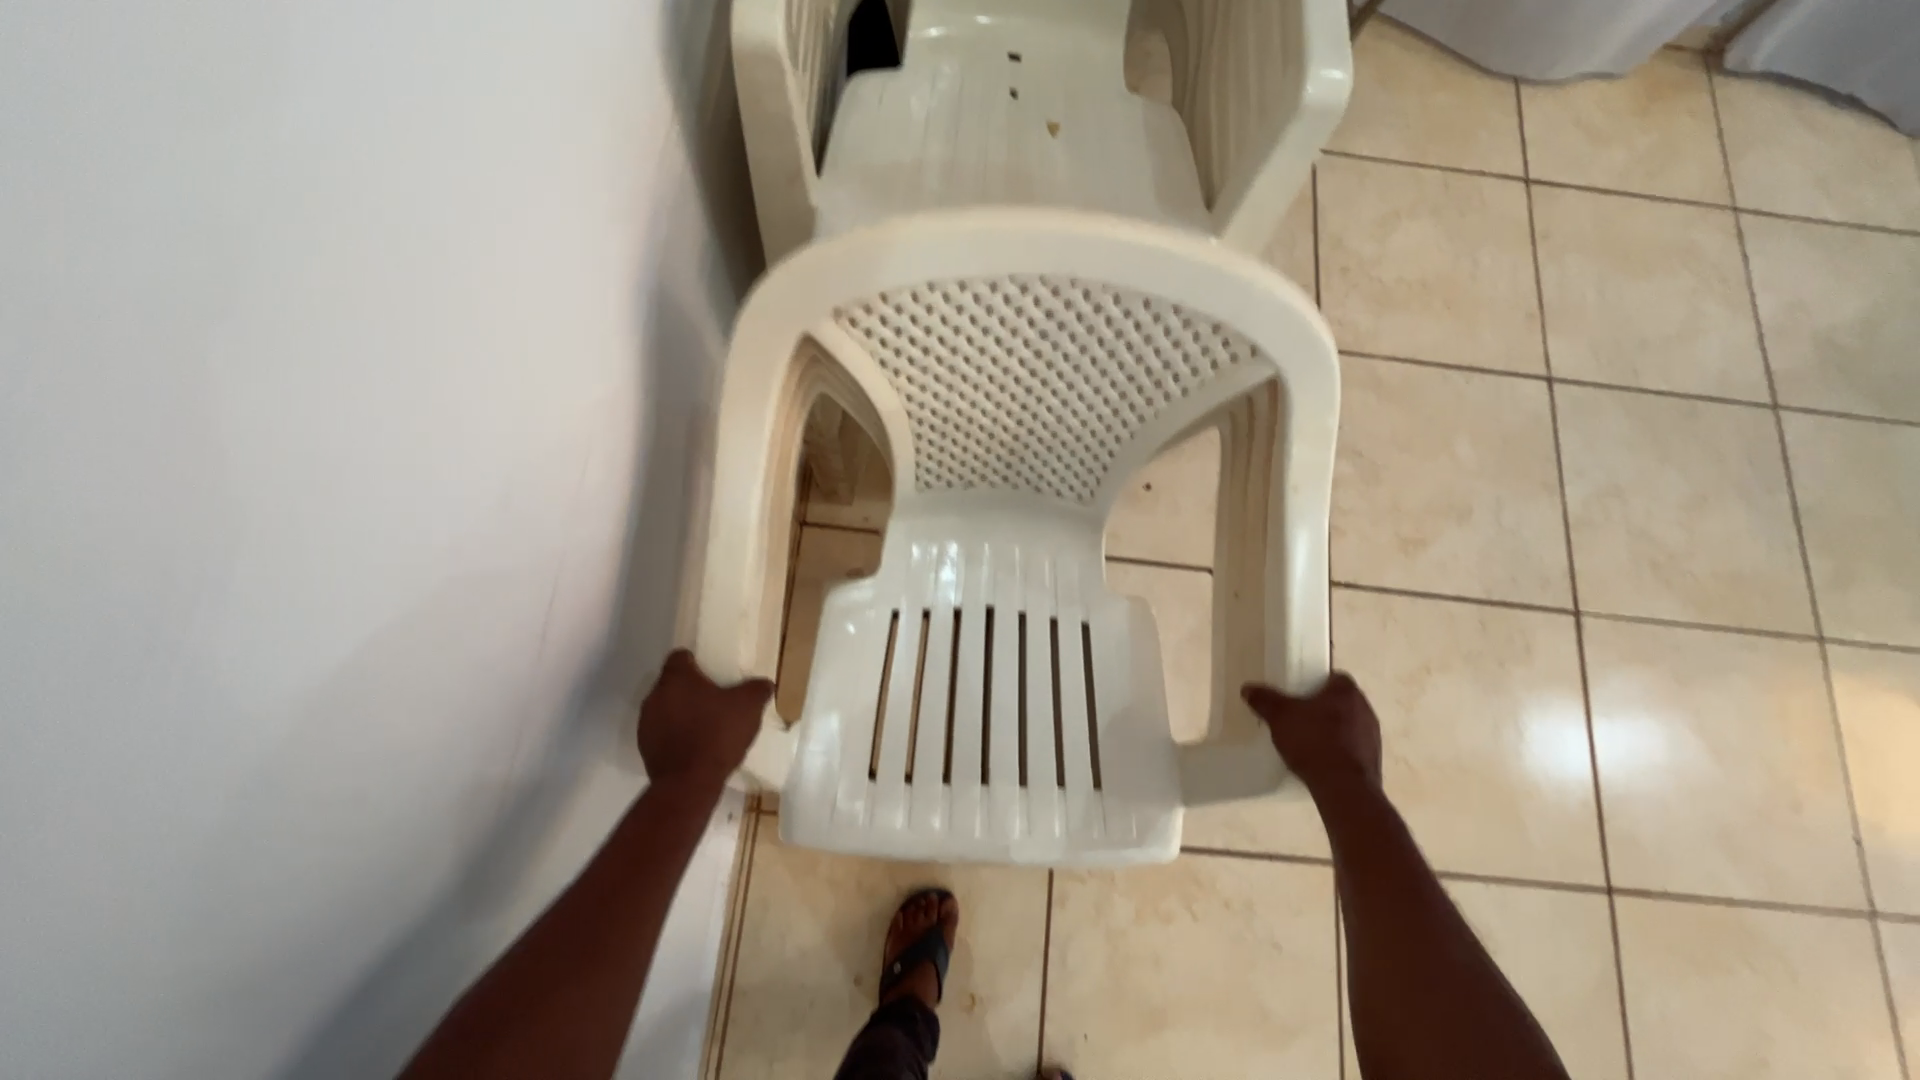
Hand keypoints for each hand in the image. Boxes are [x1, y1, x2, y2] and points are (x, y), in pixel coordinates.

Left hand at [637, 650, 774, 794]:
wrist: (689, 782)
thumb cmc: (718, 734)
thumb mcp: (749, 707)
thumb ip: (757, 689)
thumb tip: (764, 683)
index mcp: (677, 678)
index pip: (679, 657)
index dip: (695, 661)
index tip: (711, 670)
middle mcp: (655, 695)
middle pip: (672, 683)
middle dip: (690, 689)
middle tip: (714, 699)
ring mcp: (646, 723)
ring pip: (665, 708)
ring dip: (681, 712)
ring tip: (706, 725)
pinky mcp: (645, 748)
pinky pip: (662, 733)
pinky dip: (676, 735)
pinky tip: (695, 747)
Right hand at [1241, 673, 1382, 793]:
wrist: (1343, 787)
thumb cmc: (1313, 742)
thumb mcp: (1279, 717)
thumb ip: (1265, 700)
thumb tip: (1248, 688)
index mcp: (1346, 692)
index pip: (1334, 677)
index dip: (1316, 683)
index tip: (1298, 694)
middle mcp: (1365, 709)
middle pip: (1341, 702)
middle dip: (1321, 708)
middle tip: (1298, 717)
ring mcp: (1373, 736)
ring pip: (1348, 725)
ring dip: (1332, 730)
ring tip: (1307, 742)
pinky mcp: (1373, 760)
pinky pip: (1352, 748)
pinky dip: (1338, 751)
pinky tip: (1320, 762)